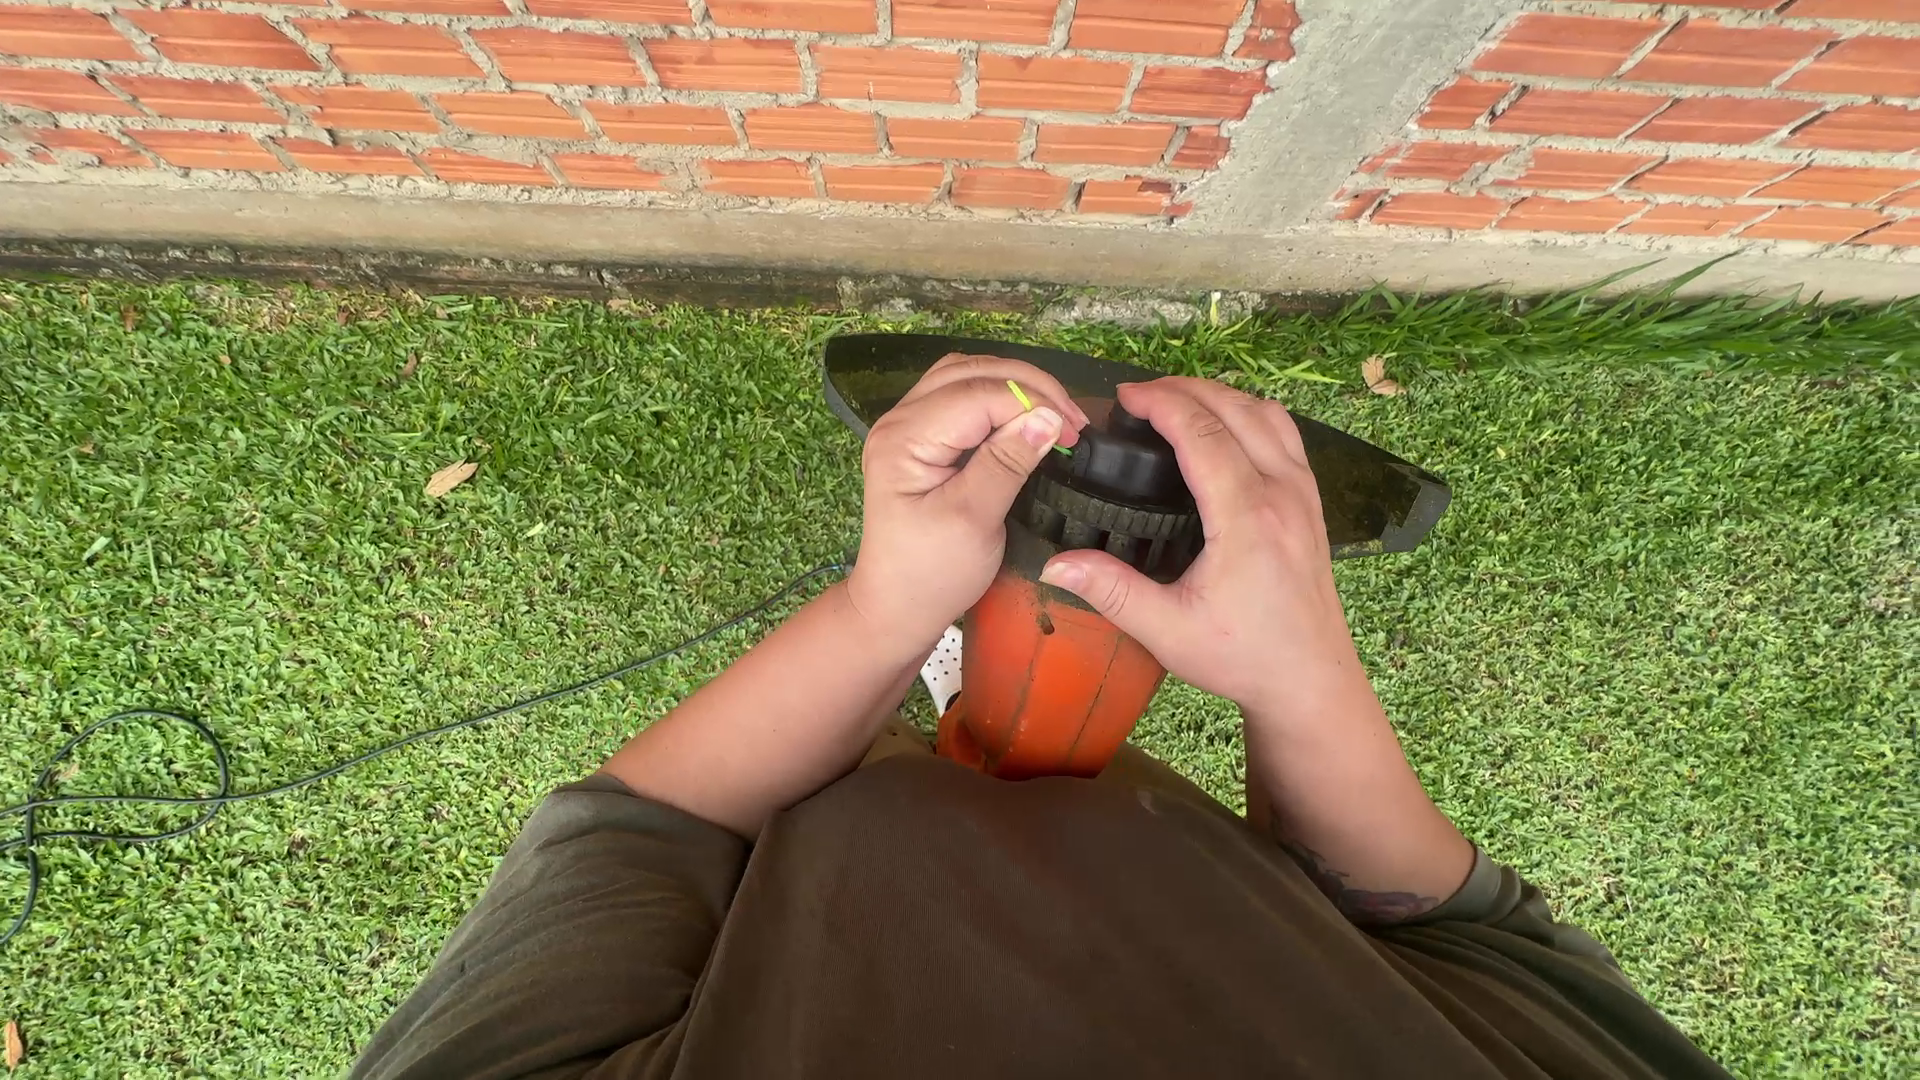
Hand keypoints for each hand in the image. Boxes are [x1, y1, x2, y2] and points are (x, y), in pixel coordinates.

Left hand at [846, 353, 1087, 650]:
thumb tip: (1049, 417)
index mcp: (905, 439)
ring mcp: (907, 427)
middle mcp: (899, 421)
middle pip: (970, 373)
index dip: (1032, 401)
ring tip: (1055, 412)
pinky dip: (998, 398)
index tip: (1074, 431)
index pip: (977, 394)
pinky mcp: (920, 440)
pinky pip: (961, 398)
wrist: (896, 607)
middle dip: (1029, 386)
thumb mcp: (974, 521)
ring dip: (1014, 385)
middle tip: (1074, 419)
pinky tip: (1024, 416)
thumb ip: (1007, 463)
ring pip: (966, 377)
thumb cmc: (932, 573)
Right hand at [1037, 377, 1366, 720]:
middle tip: (1138, 396)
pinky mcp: (1311, 503)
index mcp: (1246, 516)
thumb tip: (1053, 564)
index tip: (1123, 398)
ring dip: (1219, 396)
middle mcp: (1281, 492)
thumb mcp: (1167, 630)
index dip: (1161, 403)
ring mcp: (1303, 494)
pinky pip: (1284, 434)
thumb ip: (1111, 591)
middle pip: (1235, 409)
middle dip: (1185, 389)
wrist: (1310, 682)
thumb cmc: (1240, 656)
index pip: (1202, 433)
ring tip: (1176, 402)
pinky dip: (1248, 413)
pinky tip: (1223, 428)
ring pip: (1266, 414)